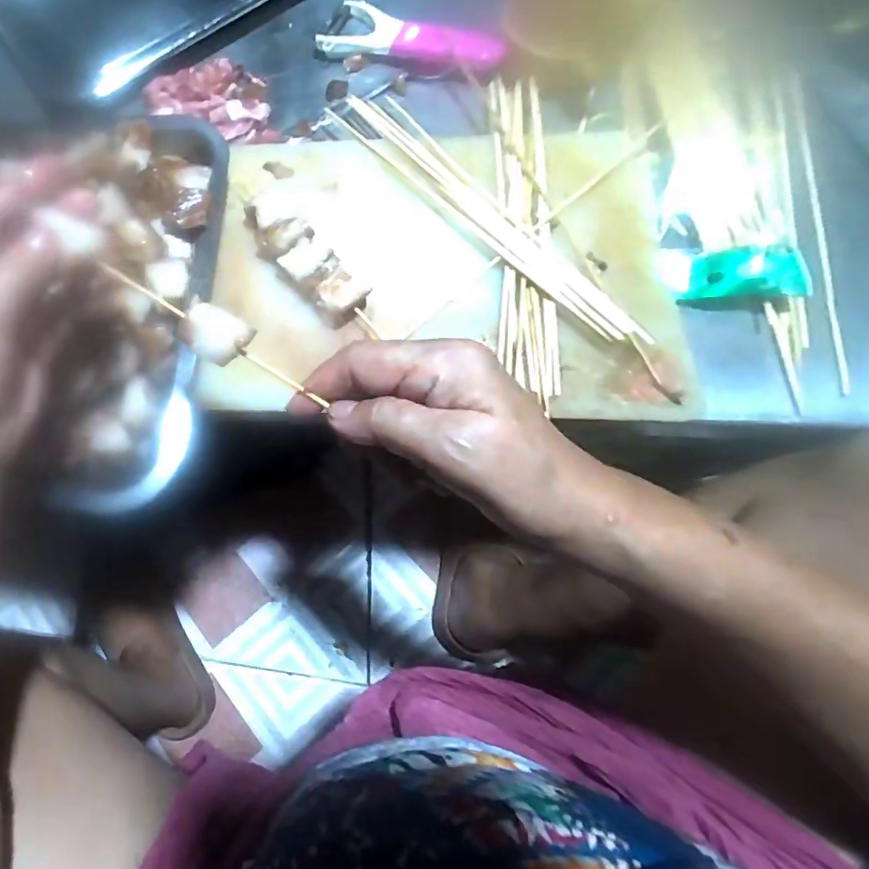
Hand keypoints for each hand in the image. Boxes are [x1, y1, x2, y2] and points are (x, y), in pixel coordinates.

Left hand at [0, 161, 83, 514]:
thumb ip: (22, 269)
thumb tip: (62, 229)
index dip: (23, 186)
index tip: (63, 163)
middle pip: (20, 238)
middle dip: (56, 217)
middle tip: (98, 197)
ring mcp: (8, 314)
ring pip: (47, 272)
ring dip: (76, 254)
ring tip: (111, 230)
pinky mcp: (37, 343)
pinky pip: (64, 308)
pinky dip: (85, 293)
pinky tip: (107, 277)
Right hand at [290, 340, 650, 566]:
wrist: (574, 510)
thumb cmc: (519, 478)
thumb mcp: (450, 448)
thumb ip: (388, 422)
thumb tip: (334, 413)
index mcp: (447, 359)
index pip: (367, 357)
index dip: (326, 382)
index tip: (294, 414)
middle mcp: (445, 362)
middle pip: (372, 375)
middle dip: (355, 415)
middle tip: (359, 455)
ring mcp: (449, 386)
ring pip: (382, 401)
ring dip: (379, 438)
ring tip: (409, 470)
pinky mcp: (451, 411)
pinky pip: (402, 421)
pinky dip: (397, 447)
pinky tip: (420, 472)